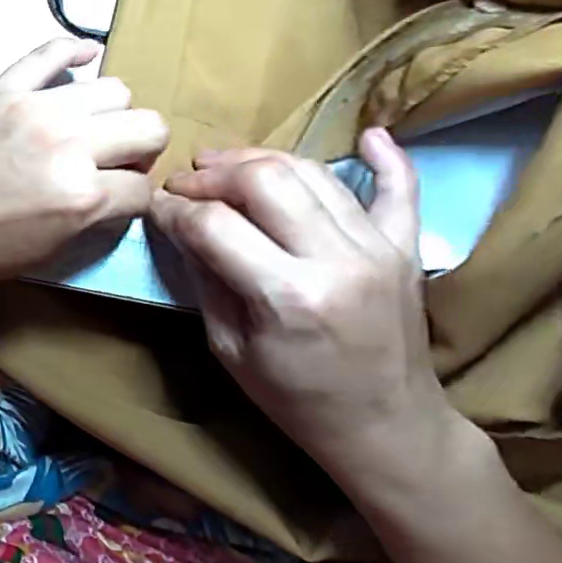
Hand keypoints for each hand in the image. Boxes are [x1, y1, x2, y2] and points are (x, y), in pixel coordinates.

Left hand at [0, 37, 167, 299]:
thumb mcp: (42, 251)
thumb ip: (88, 216)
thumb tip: (111, 189)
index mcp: (81, 198)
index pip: (142, 189)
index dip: (134, 197)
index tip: (119, 198)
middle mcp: (69, 145)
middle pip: (148, 127)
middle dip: (141, 150)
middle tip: (114, 161)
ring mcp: (35, 107)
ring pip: (113, 88)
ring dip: (111, 112)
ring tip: (88, 126)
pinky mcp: (2, 87)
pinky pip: (50, 51)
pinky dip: (74, 51)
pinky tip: (83, 57)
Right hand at [147, 129, 469, 497]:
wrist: (386, 428)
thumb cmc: (294, 399)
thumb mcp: (229, 347)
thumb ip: (207, 278)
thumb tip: (182, 227)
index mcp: (287, 296)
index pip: (214, 225)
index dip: (174, 209)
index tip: (156, 206)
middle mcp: (336, 259)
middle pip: (264, 179)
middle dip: (212, 174)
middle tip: (187, 183)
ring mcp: (378, 247)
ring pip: (312, 171)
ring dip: (261, 159)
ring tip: (226, 165)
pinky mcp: (405, 247)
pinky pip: (399, 188)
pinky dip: (385, 157)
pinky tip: (369, 134)